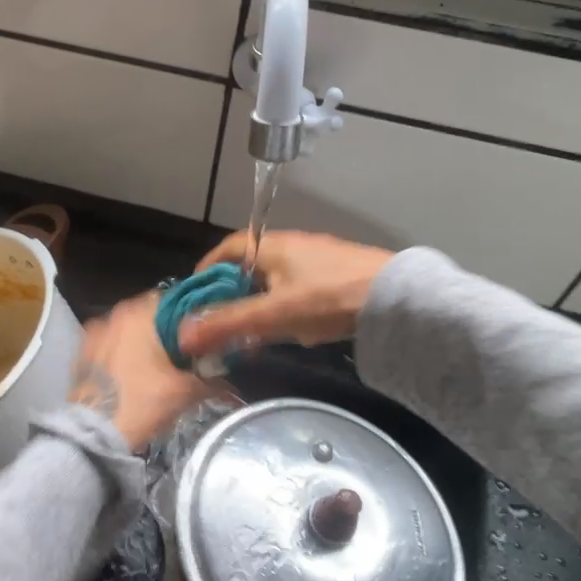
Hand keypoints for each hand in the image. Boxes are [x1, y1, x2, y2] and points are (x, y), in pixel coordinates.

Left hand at [73, 293, 208, 450]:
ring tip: (161, 365)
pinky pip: (111, 344)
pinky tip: (135, 374)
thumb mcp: (185, 391)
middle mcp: (115, 313)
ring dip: (145, 341)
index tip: (204, 334)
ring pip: (129, 329)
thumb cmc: (142, 403)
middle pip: (151, 314)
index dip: (192, 316)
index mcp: (141, 314)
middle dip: (168, 330)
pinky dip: (124, 352)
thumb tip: (232, 382)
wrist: (94, 435)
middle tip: (186, 353)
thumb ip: (212, 379)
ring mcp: (94, 332)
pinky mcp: (82, 352)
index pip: (175, 299)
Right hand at [178, 231, 393, 358]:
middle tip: (220, 320)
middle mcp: (293, 245)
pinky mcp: (338, 277)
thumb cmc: (329, 298)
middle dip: (233, 291)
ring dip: (260, 302)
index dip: (207, 268)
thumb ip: (228, 324)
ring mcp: (318, 260)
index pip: (228, 248)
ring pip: (276, 279)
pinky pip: (299, 289)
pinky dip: (286, 307)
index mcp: (273, 245)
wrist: (397, 299)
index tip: (195, 295)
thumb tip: (182, 335)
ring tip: (253, 330)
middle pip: (251, 264)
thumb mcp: (273, 314)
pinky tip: (294, 330)